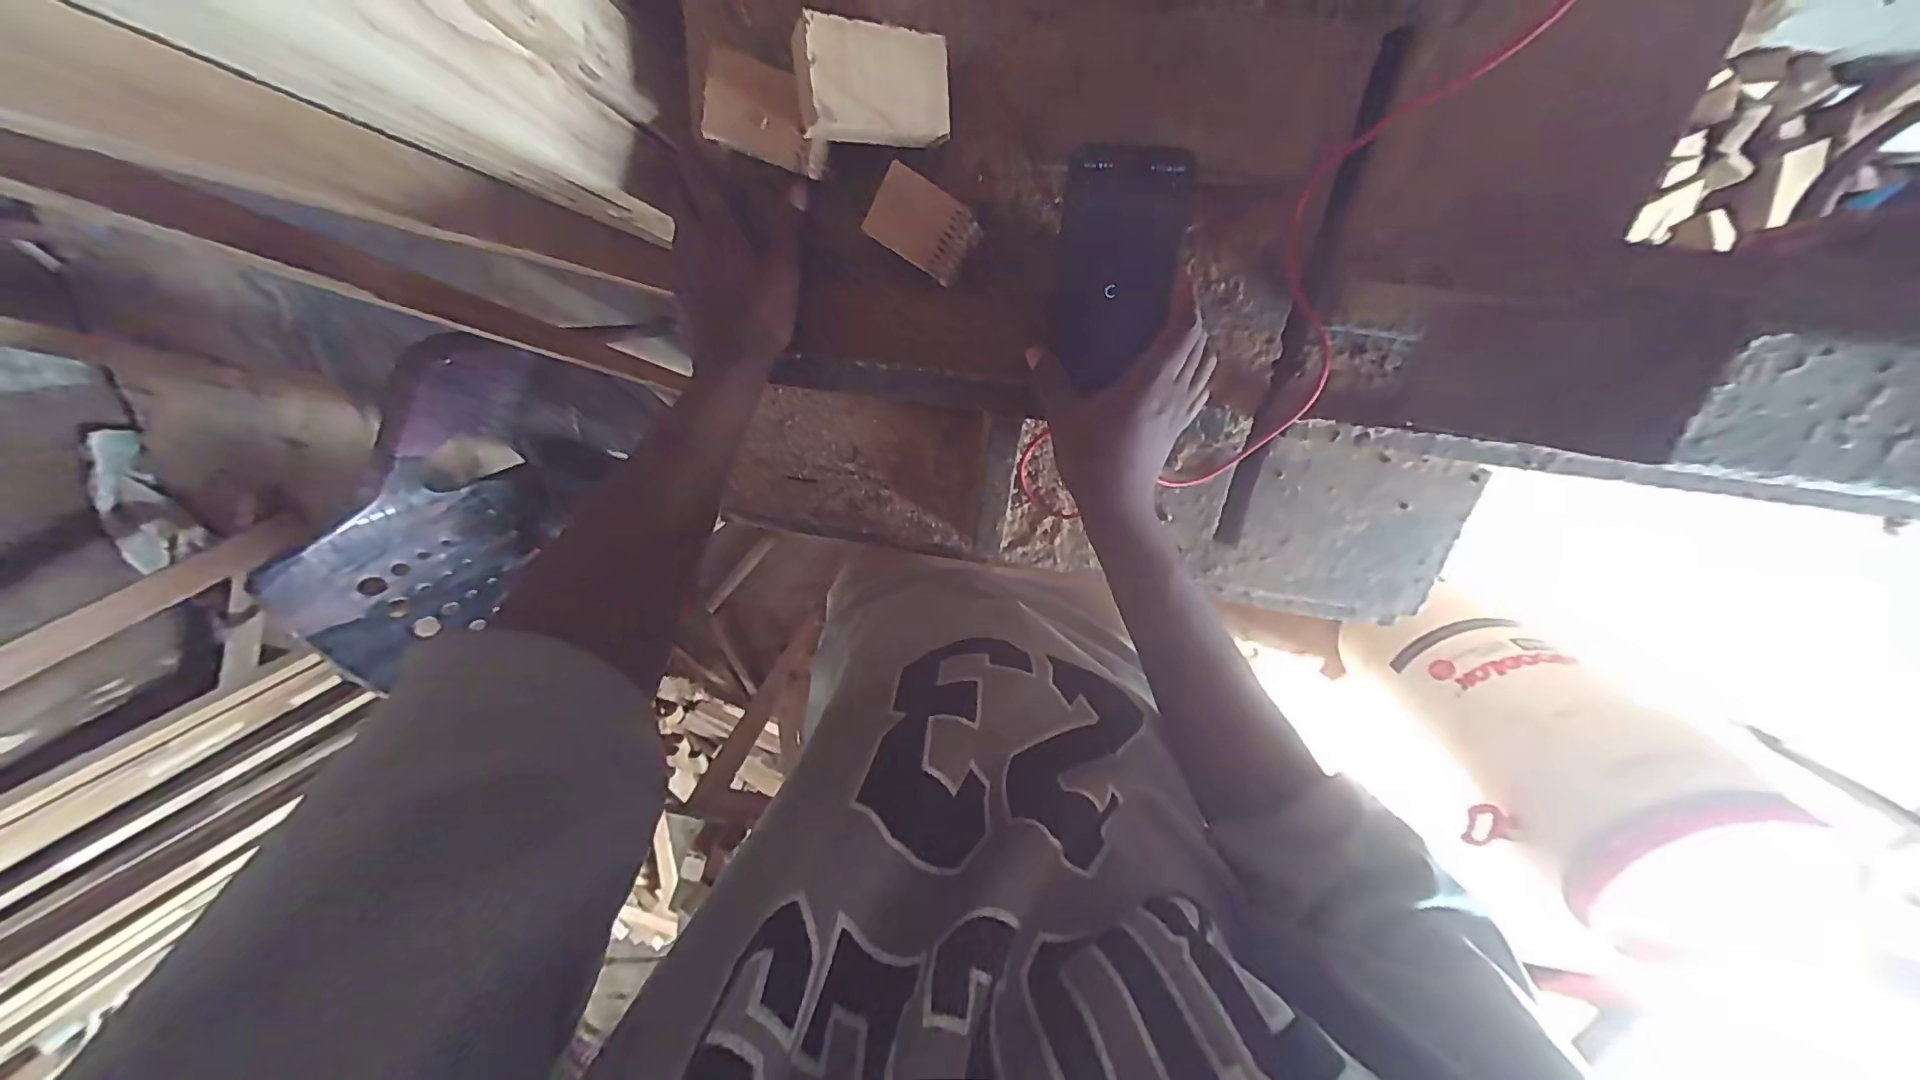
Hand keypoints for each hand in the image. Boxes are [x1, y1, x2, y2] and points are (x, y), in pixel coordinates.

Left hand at [672, 154, 806, 375]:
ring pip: (676, 223)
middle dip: (679, 174)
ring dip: (682, 205)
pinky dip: (687, 237)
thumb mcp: (783, 271)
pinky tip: (698, 248)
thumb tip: (796, 186)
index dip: (693, 156)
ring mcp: (681, 265)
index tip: (687, 135)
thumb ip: (786, 227)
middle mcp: (691, 240)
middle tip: (683, 159)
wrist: (730, 362)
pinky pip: (680, 250)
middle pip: (677, 196)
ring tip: (691, 197)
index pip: (699, 180)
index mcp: (718, 230)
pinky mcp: (680, 287)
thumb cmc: (762, 315)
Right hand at [1027, 272, 1213, 523]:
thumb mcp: (1065, 417)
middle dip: (1191, 314)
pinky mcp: (1181, 425)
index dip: (1187, 298)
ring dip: (1198, 341)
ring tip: (1175, 331)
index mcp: (1151, 381)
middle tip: (1170, 300)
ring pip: (1206, 363)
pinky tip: (1179, 370)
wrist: (1117, 503)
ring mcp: (1182, 409)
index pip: (1184, 328)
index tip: (1179, 276)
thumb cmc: (1091, 459)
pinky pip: (1201, 386)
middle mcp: (1175, 390)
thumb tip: (1035, 351)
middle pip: (1200, 341)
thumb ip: (1051, 380)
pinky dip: (1198, 367)